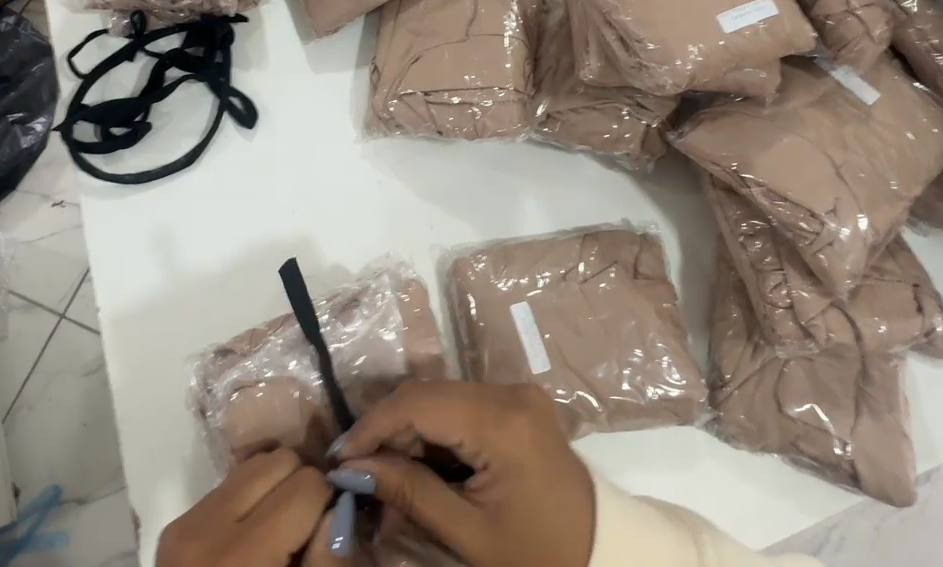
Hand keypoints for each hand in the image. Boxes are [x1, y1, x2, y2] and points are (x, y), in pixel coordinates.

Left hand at [157, 450, 346, 566]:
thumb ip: (326, 562)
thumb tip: (341, 506)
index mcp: (241, 559)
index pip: (306, 485)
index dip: (328, 505)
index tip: (330, 534)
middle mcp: (206, 530)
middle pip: (280, 461)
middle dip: (304, 487)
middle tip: (309, 528)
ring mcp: (185, 525)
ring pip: (254, 464)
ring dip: (278, 487)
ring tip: (284, 528)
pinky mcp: (175, 527)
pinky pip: (229, 484)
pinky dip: (252, 498)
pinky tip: (256, 534)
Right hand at [327, 381, 594, 566]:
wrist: (603, 554)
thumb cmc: (537, 553)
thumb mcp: (468, 534)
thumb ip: (410, 492)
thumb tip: (352, 466)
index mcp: (502, 422)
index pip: (418, 404)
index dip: (372, 426)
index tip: (340, 456)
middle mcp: (510, 392)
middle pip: (428, 395)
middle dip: (388, 430)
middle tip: (358, 470)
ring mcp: (518, 393)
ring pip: (441, 397)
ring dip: (409, 431)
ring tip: (385, 473)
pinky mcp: (519, 403)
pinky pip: (462, 405)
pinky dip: (435, 431)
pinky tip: (419, 464)